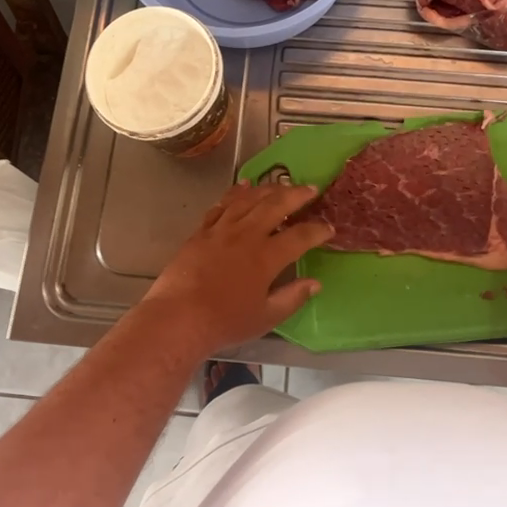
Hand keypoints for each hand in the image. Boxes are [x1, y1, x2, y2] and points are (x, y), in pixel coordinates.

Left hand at [135, 184, 333, 357]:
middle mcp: (246, 235)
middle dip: (296, 194)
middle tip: (311, 189)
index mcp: (266, 256)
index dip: (318, 230)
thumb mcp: (266, 317)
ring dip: (268, 188)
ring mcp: (222, 229)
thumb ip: (292, 298)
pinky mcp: (202, 231)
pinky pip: (222, 205)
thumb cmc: (224, 322)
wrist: (178, 317)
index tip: (329, 228)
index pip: (300, 236)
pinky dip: (236, 193)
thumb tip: (315, 283)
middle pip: (276, 205)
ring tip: (281, 184)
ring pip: (249, 199)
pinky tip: (244, 186)